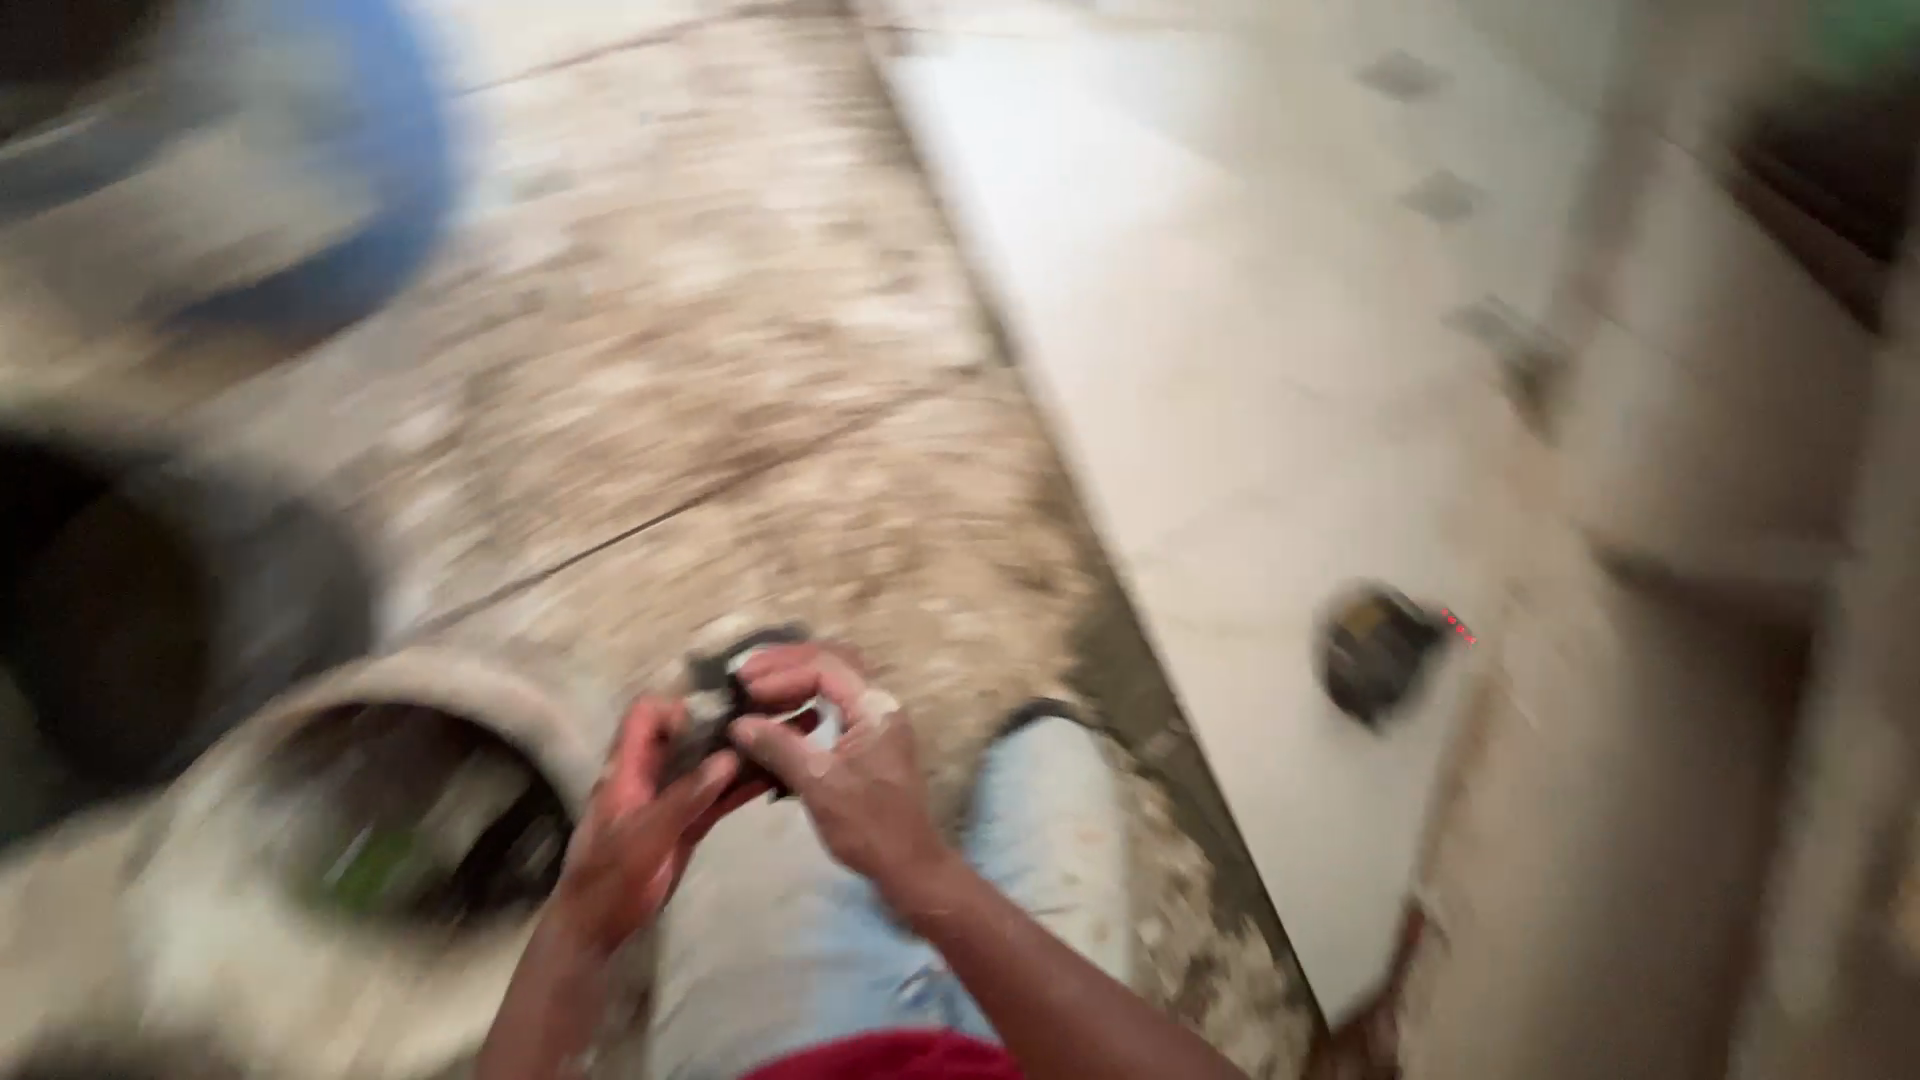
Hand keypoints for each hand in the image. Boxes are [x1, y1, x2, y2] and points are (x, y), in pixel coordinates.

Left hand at [548, 698, 751, 952]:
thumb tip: (729, 758)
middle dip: (723, 724)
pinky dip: (742, 787)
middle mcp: (652, 774)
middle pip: (687, 735)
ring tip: (781, 740)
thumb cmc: (607, 877)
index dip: (678, 708)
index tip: (716, 717)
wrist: (595, 930)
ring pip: (709, 766)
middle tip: (765, 718)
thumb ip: (685, 797)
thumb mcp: (644, 835)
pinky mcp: (689, 823)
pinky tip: (773, 777)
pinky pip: (719, 797)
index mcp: (627, 768)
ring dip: (740, 755)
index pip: (645, 715)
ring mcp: (673, 799)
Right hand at [728, 644, 955, 903]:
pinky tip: (780, 720)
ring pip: (834, 683)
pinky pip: (835, 707)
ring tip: (757, 692)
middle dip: (788, 665)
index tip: (745, 688)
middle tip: (746, 675)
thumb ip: (779, 746)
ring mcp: (876, 721)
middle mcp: (879, 704)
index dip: (782, 672)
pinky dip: (806, 705)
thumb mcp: (818, 783)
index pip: (825, 666)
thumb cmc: (867, 824)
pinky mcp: (869, 741)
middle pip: (832, 663)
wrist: (907, 864)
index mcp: (874, 707)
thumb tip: (738, 723)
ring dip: (796, 682)